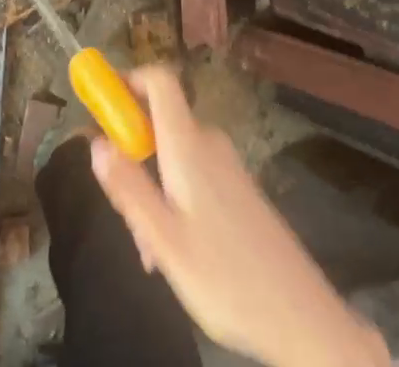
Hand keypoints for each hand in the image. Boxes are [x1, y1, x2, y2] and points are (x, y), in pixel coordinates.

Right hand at [91, 67, 388, 366]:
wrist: (303, 319)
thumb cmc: (226, 278)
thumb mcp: (164, 239)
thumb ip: (128, 187)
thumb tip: (94, 141)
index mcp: (189, 147)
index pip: (161, 81)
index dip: (128, 80)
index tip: (100, 107)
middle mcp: (210, 147)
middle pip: (159, 124)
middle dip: (131, 156)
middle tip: (122, 211)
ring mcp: (229, 169)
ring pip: (173, 158)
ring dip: (151, 190)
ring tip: (151, 252)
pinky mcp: (240, 193)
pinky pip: (193, 178)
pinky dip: (173, 203)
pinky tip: (176, 254)